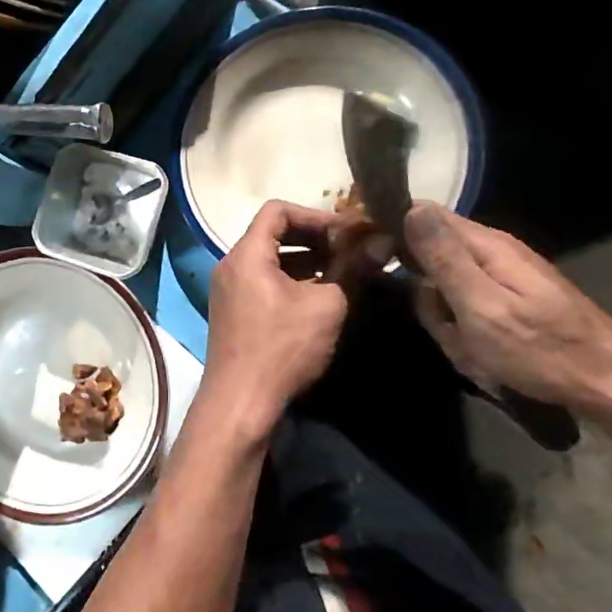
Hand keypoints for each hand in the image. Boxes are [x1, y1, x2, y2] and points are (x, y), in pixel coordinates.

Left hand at [206, 201, 352, 421]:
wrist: (241, 402)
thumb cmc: (283, 348)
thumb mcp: (327, 305)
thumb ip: (353, 267)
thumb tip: (383, 241)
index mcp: (246, 254)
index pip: (277, 210)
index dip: (316, 214)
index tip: (348, 232)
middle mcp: (230, 266)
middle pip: (272, 234)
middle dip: (315, 238)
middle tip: (352, 251)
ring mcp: (228, 290)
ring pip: (269, 260)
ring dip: (306, 261)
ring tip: (343, 272)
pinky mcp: (232, 312)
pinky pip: (262, 282)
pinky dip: (291, 281)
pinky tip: (320, 297)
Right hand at [402, 203, 611, 411]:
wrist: (609, 386)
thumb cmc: (542, 349)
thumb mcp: (481, 305)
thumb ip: (444, 258)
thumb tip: (412, 208)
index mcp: (485, 245)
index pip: (423, 214)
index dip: (396, 234)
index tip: (384, 264)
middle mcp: (493, 252)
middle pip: (428, 258)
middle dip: (426, 296)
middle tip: (446, 326)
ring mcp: (501, 279)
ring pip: (442, 290)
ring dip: (445, 322)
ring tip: (467, 346)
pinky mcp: (507, 302)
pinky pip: (463, 310)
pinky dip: (463, 334)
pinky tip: (480, 354)